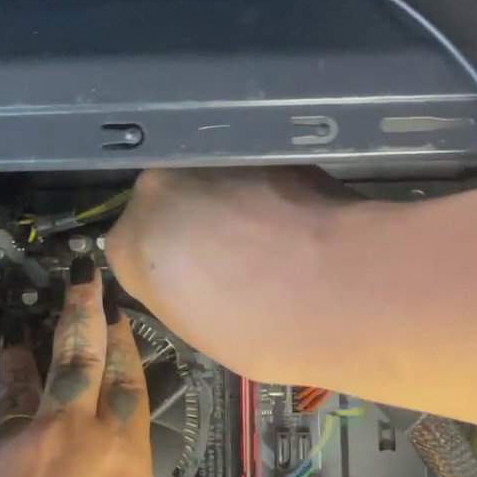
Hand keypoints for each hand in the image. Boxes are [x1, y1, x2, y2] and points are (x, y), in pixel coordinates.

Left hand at [0, 258, 223, 476]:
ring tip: (19, 339)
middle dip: (81, 316)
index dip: (127, 347)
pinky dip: (1, 425)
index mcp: (122, 462)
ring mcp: (9, 460)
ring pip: (23, 395)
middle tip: (81, 278)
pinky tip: (2, 435)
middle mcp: (66, 443)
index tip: (121, 315)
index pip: (130, 387)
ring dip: (28, 363)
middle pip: (77, 363)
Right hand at [106, 168, 367, 378]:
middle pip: (166, 205)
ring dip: (228, 203)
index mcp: (130, 244)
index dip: (170, 271)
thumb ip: (185, 291)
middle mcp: (158, 188)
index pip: (135, 253)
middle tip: (235, 257)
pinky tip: (293, 218)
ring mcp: (210, 160)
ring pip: (207, 183)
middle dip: (193, 225)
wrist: (345, 285)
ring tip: (269, 237)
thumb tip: (202, 276)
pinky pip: (250, 172)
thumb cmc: (269, 330)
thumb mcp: (205, 330)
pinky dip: (266, 190)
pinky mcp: (262, 146)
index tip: (200, 286)